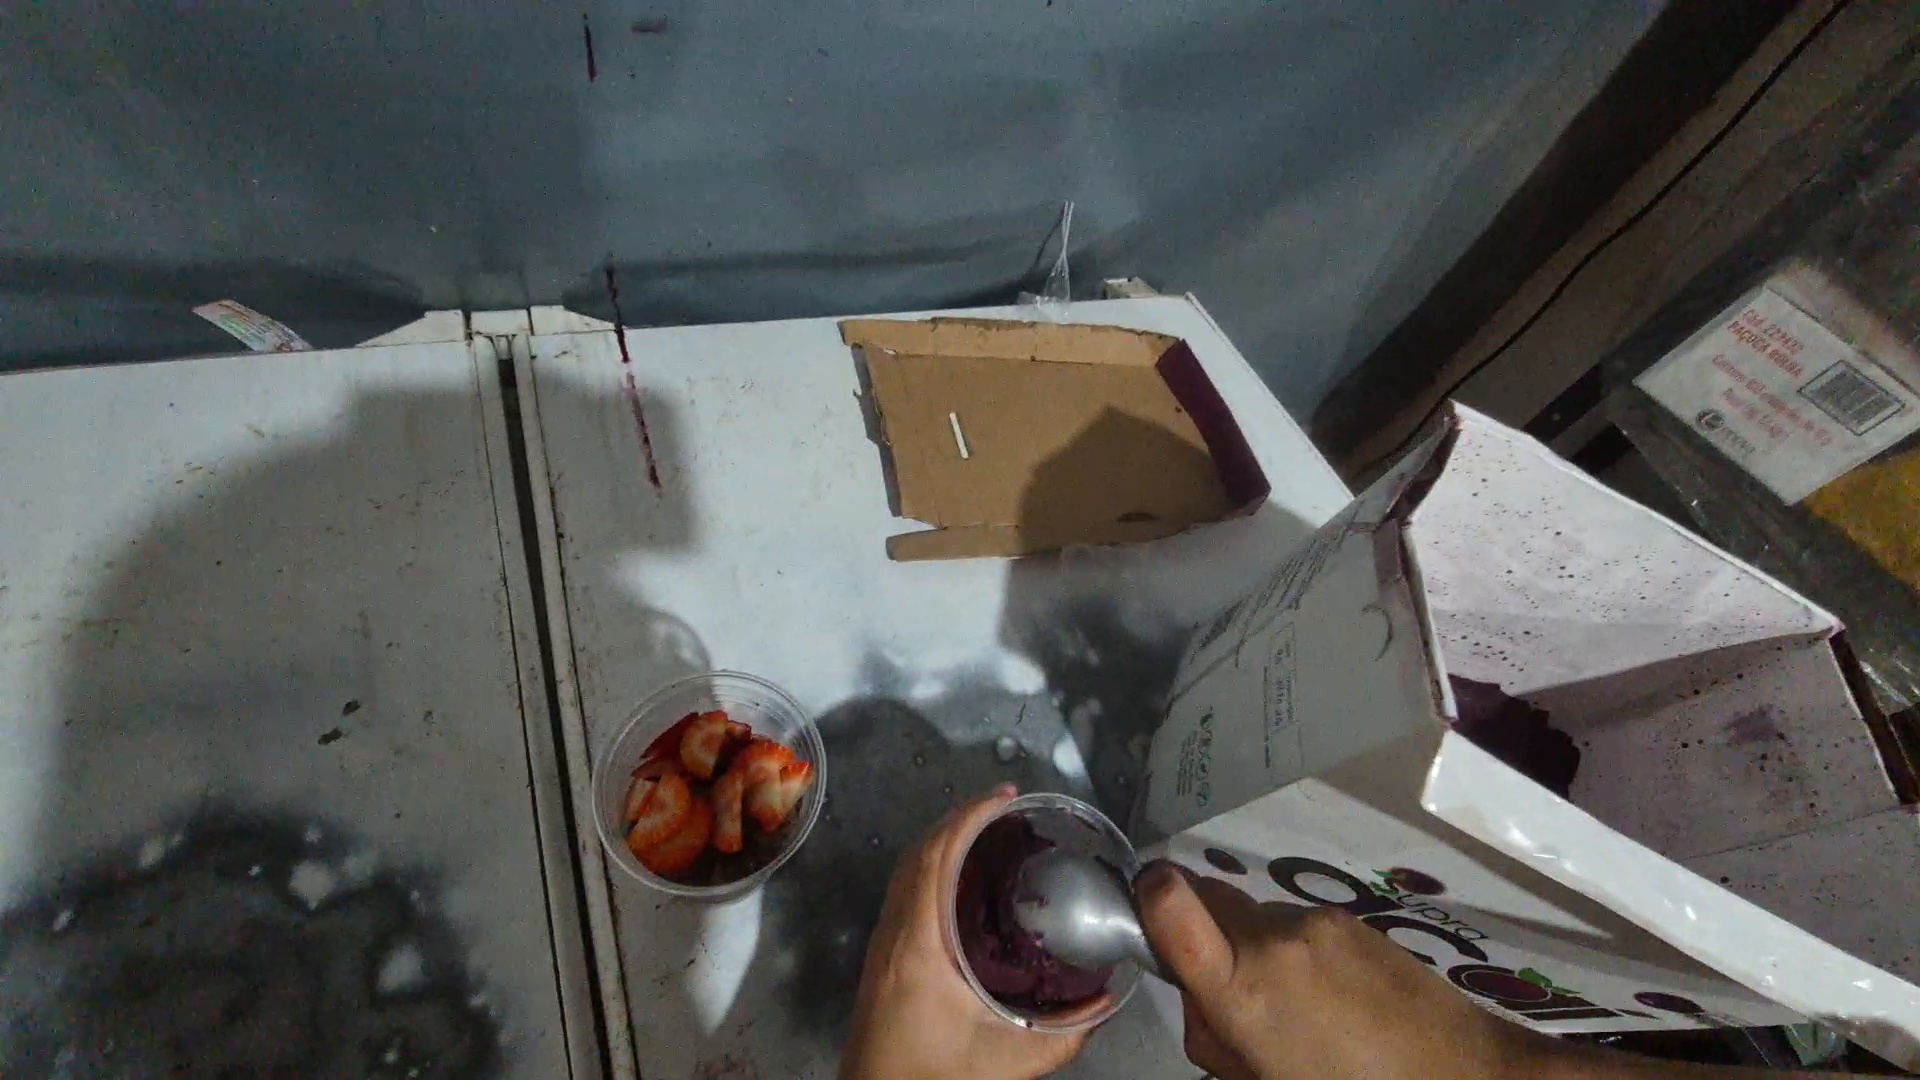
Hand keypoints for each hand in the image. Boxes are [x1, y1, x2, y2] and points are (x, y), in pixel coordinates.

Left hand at [841, 785, 1092, 1079]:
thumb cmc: (933, 1077)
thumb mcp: (1005, 1062)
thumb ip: (1062, 1035)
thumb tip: (1105, 1002)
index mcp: (918, 942)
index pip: (935, 857)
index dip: (967, 817)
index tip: (1003, 798)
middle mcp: (894, 928)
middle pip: (919, 850)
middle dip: (961, 817)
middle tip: (1005, 804)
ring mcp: (884, 937)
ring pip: (909, 864)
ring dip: (945, 836)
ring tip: (989, 827)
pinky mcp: (884, 949)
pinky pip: (906, 883)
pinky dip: (934, 860)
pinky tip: (962, 870)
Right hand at [1136, 863, 1532, 1079]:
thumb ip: (1219, 1038)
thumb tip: (1206, 1001)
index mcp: (1244, 992)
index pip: (1171, 905)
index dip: (1146, 894)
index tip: (1144, 905)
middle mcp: (1270, 939)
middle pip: (1201, 899)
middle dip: (1197, 933)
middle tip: (1234, 996)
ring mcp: (1310, 921)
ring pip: (1246, 916)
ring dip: (1250, 949)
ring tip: (1301, 1011)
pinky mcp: (1344, 917)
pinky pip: (1289, 924)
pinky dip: (1291, 952)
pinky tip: (1335, 1001)